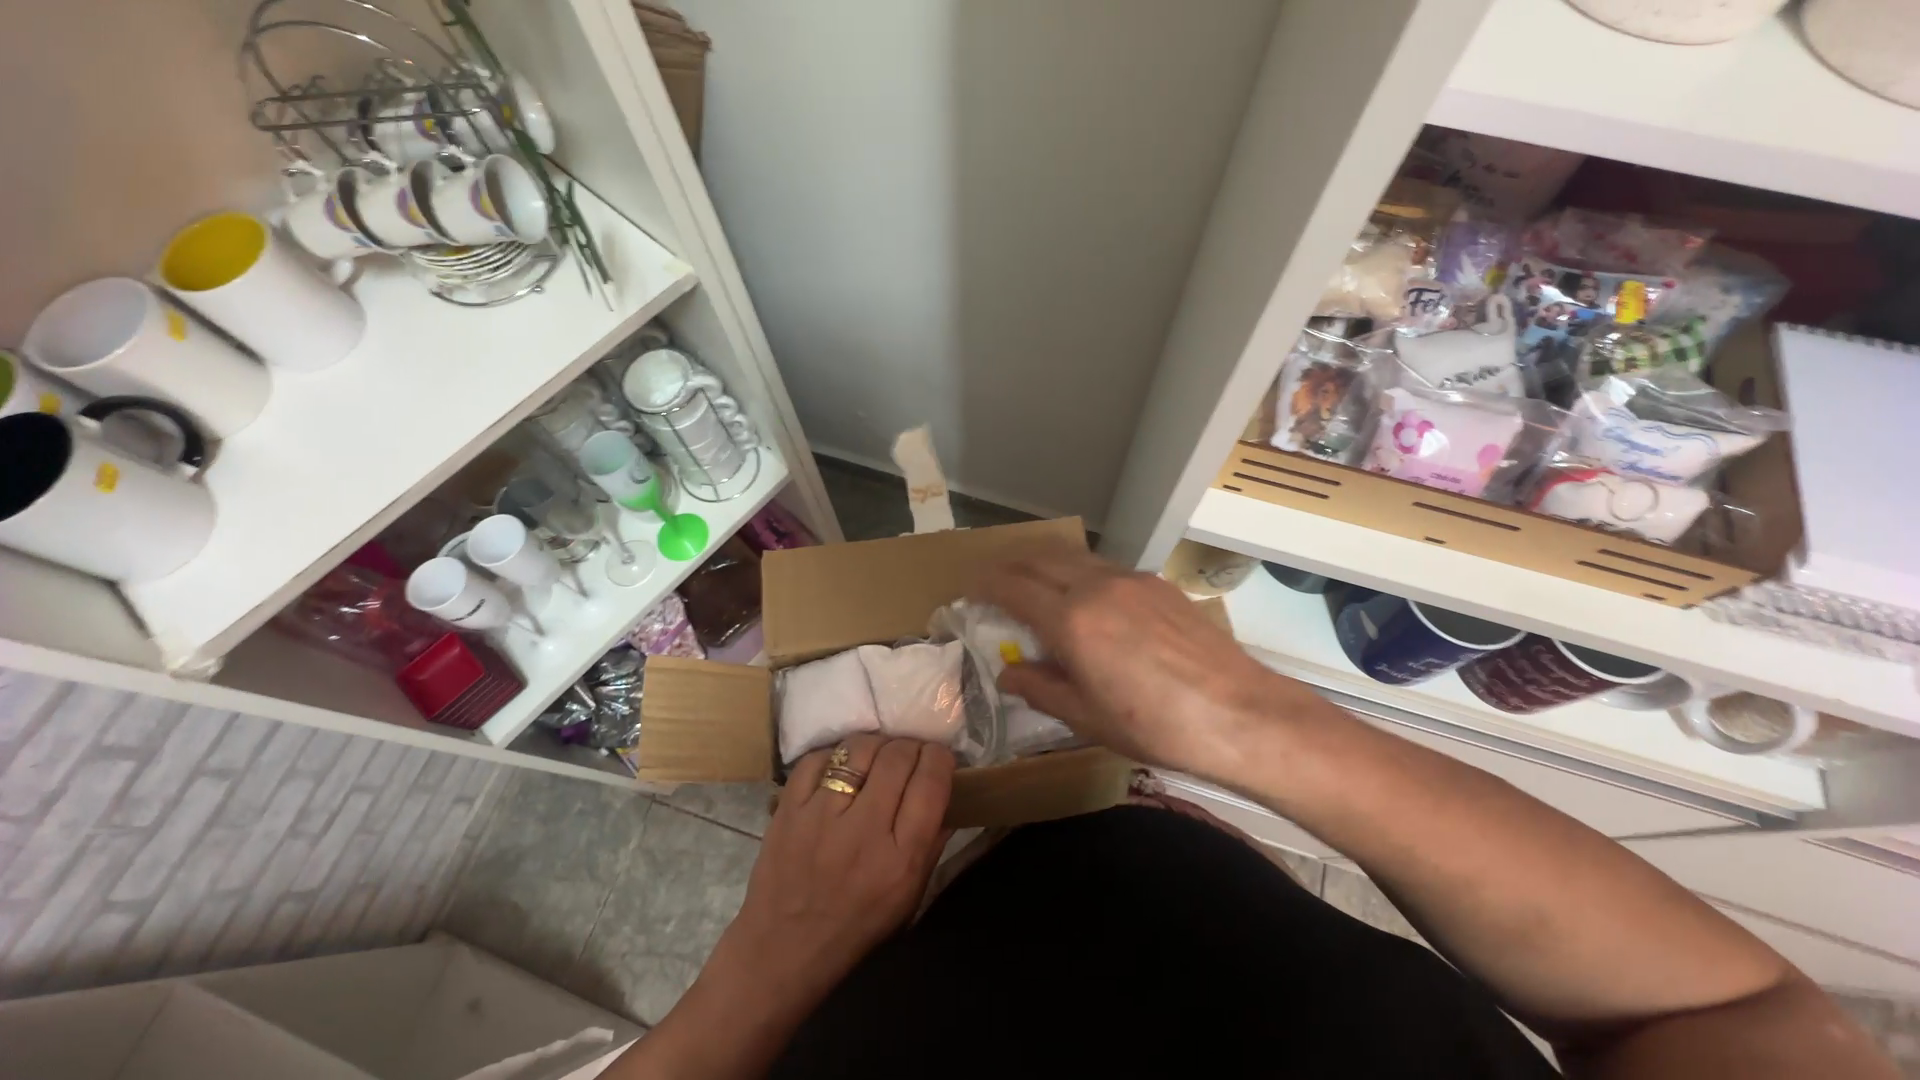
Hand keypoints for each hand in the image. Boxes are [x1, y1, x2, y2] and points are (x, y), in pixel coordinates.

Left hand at [717, 734, 954, 1001]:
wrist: (786, 948)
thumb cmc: (857, 925)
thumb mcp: (910, 895)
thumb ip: (931, 842)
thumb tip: (947, 792)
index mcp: (900, 858)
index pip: (930, 784)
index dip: (941, 759)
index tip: (941, 758)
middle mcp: (863, 831)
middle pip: (898, 758)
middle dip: (913, 746)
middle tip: (912, 754)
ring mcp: (821, 816)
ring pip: (859, 750)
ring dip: (877, 744)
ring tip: (878, 756)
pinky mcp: (788, 809)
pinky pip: (817, 759)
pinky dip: (835, 754)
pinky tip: (842, 766)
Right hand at [972, 548, 1318, 779]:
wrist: (1239, 715)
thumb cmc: (1156, 727)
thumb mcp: (1087, 718)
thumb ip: (1040, 688)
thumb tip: (1010, 672)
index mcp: (1072, 620)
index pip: (1013, 586)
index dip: (984, 584)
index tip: (968, 588)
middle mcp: (1098, 586)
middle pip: (1040, 558)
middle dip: (1009, 564)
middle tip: (992, 580)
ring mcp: (1132, 580)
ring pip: (1074, 557)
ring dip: (1044, 564)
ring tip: (1033, 584)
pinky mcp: (1159, 585)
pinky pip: (1104, 567)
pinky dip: (1079, 573)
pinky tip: (1084, 599)